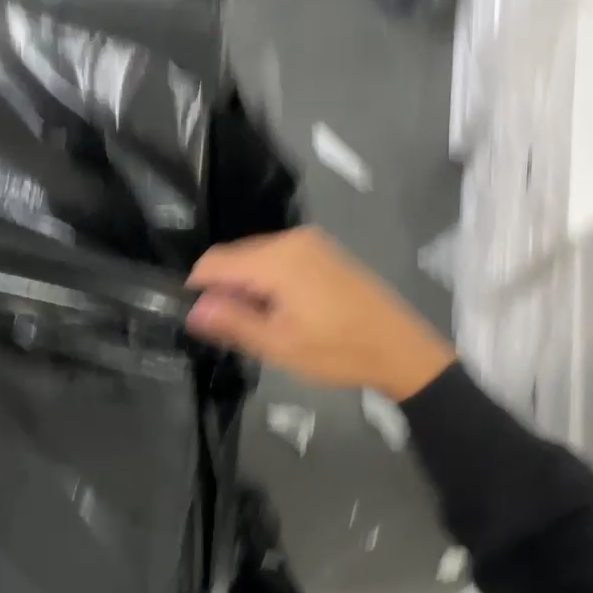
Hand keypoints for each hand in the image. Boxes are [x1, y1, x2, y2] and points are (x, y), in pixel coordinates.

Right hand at [186, 227, 455, 400]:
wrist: (398, 349)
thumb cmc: (338, 351)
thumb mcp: (279, 345)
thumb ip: (233, 322)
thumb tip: (193, 309)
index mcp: (277, 259)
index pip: (214, 262)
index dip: (197, 290)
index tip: (200, 322)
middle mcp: (291, 240)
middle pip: (235, 258)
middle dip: (226, 292)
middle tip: (235, 333)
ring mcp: (310, 243)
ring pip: (256, 260)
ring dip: (248, 290)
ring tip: (263, 328)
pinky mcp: (323, 253)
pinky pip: (278, 261)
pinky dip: (269, 285)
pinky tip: (283, 315)